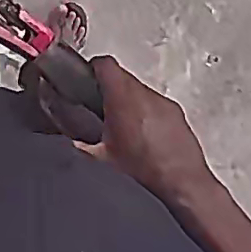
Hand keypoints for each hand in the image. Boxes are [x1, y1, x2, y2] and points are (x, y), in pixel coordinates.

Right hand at [81, 55, 220, 205]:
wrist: (182, 186)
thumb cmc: (145, 174)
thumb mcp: (102, 161)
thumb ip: (80, 146)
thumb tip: (68, 145)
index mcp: (123, 99)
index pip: (105, 65)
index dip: (94, 67)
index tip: (89, 75)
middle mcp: (145, 95)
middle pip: (123, 77)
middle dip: (111, 89)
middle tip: (103, 109)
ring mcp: (164, 103)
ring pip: (141, 91)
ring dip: (131, 102)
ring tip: (125, 128)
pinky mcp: (177, 114)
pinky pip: (157, 105)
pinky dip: (149, 114)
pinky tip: (145, 138)